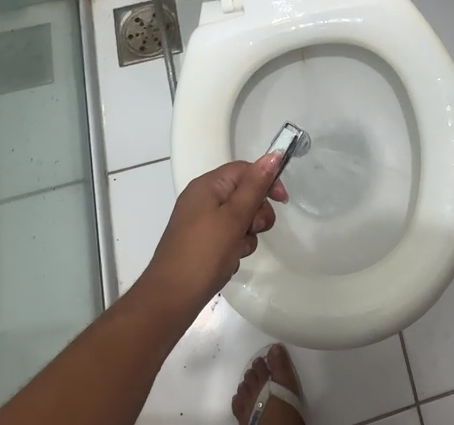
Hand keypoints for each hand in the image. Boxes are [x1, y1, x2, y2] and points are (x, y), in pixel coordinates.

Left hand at [138, 155, 288, 317]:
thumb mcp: (234, 216)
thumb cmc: (204, 253)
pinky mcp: (202, 244)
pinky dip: (234, 248)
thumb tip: (274, 154)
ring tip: (237, 251)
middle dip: (256, 213)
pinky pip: (229, 237)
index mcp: (207, 186)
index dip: (266, 181)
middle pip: (244, 194)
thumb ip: (255, 186)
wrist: (171, 299)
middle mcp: (203, 199)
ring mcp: (201, 223)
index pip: (245, 170)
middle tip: (252, 230)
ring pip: (240, 219)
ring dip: (246, 235)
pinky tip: (229, 262)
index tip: (283, 201)